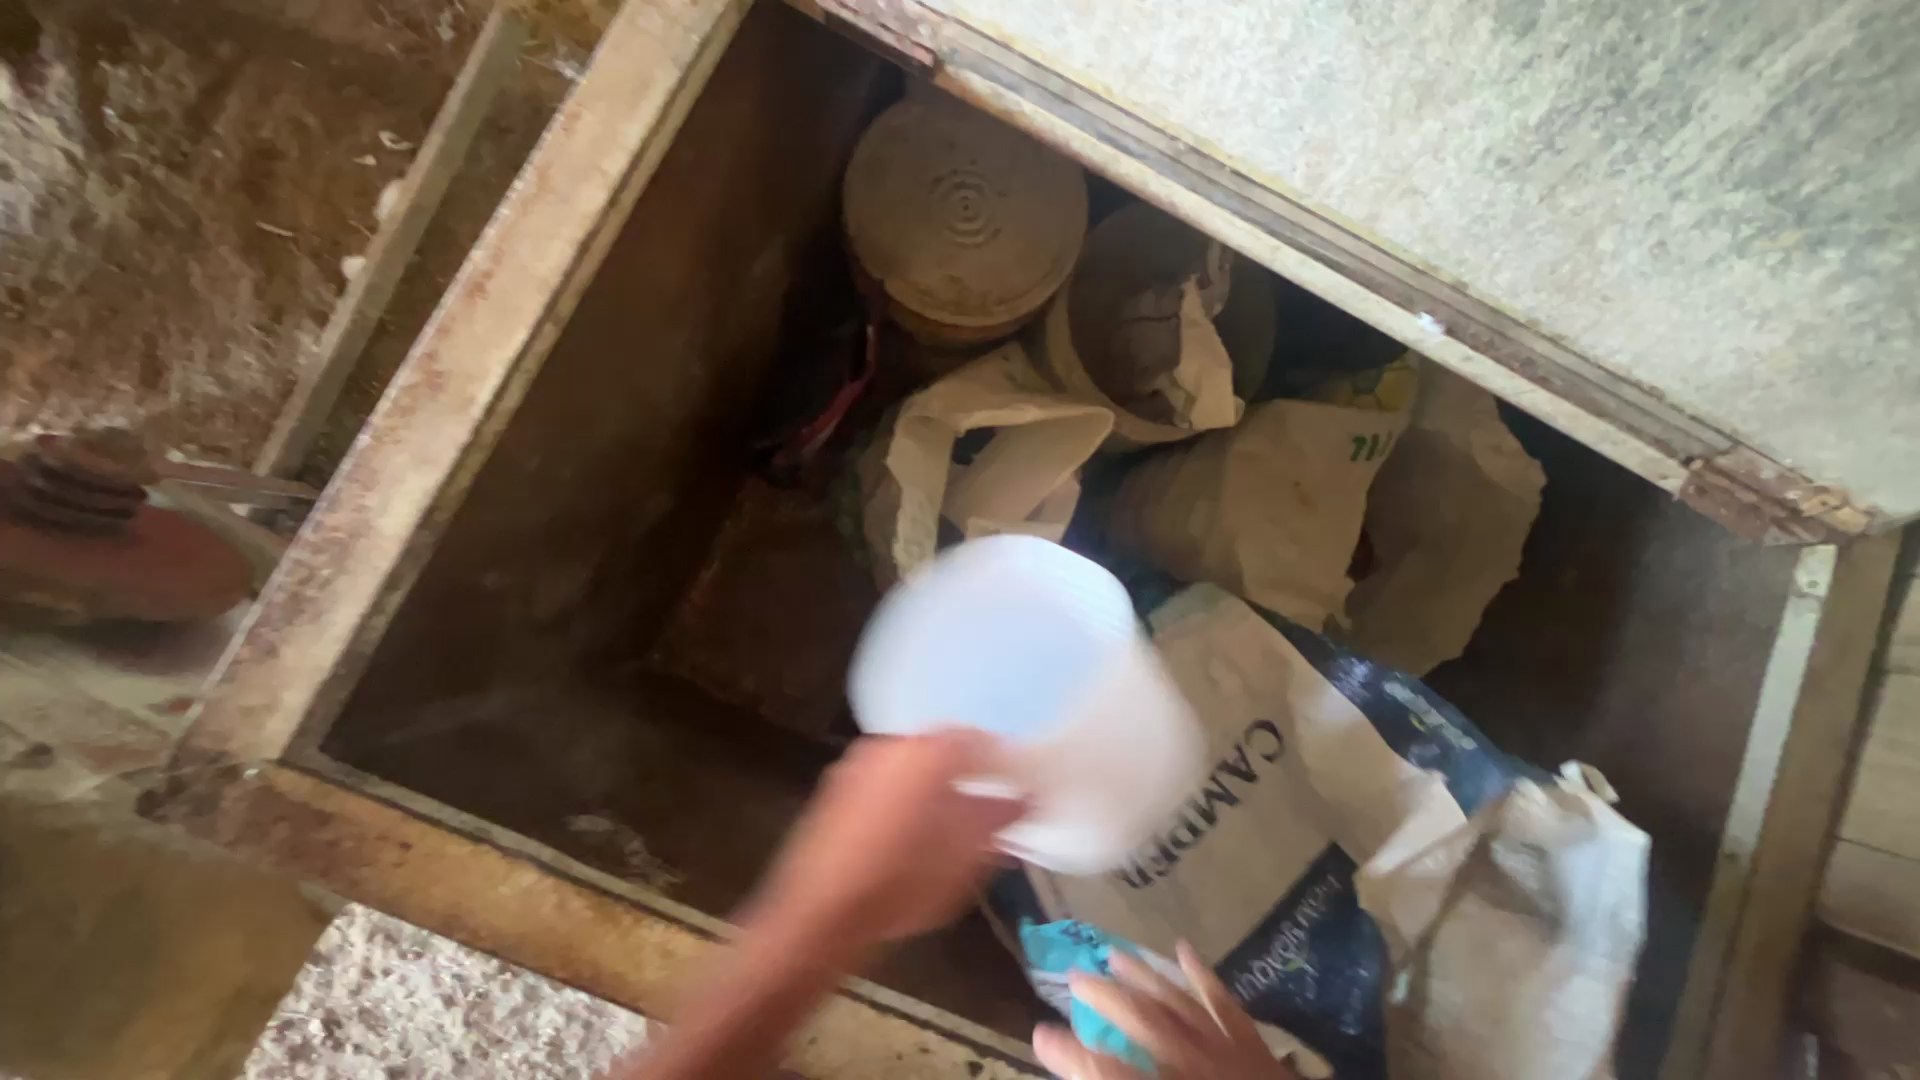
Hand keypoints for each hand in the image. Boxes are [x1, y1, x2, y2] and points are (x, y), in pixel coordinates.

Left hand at [739, 729, 1027, 959]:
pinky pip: (885, 777)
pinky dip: (904, 791)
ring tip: (950, 817)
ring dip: (934, 780)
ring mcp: (859, 763)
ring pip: (911, 761)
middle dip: (968, 769)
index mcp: (929, 754)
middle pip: (942, 746)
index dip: (1004, 761)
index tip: (1020, 782)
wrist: (820, 914)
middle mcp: (892, 745)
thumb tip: (1025, 798)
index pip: (979, 740)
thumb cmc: (902, 885)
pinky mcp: (837, 786)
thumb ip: (998, 820)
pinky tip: (910, 827)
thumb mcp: (965, 860)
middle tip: (989, 798)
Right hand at [1034, 942, 1299, 1079]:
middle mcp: (1196, 1065)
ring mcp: (1230, 1052)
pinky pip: (1226, 1004)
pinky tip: (1182, 948)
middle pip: (1145, 1023)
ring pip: (1181, 1004)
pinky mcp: (1256, 1047)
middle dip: (1107, 997)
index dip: (1073, 1054)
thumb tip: (1098, 1066)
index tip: (1040, 1033)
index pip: (1112, 1072)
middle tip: (1073, 974)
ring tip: (1115, 955)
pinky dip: (1202, 976)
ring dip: (1146, 977)